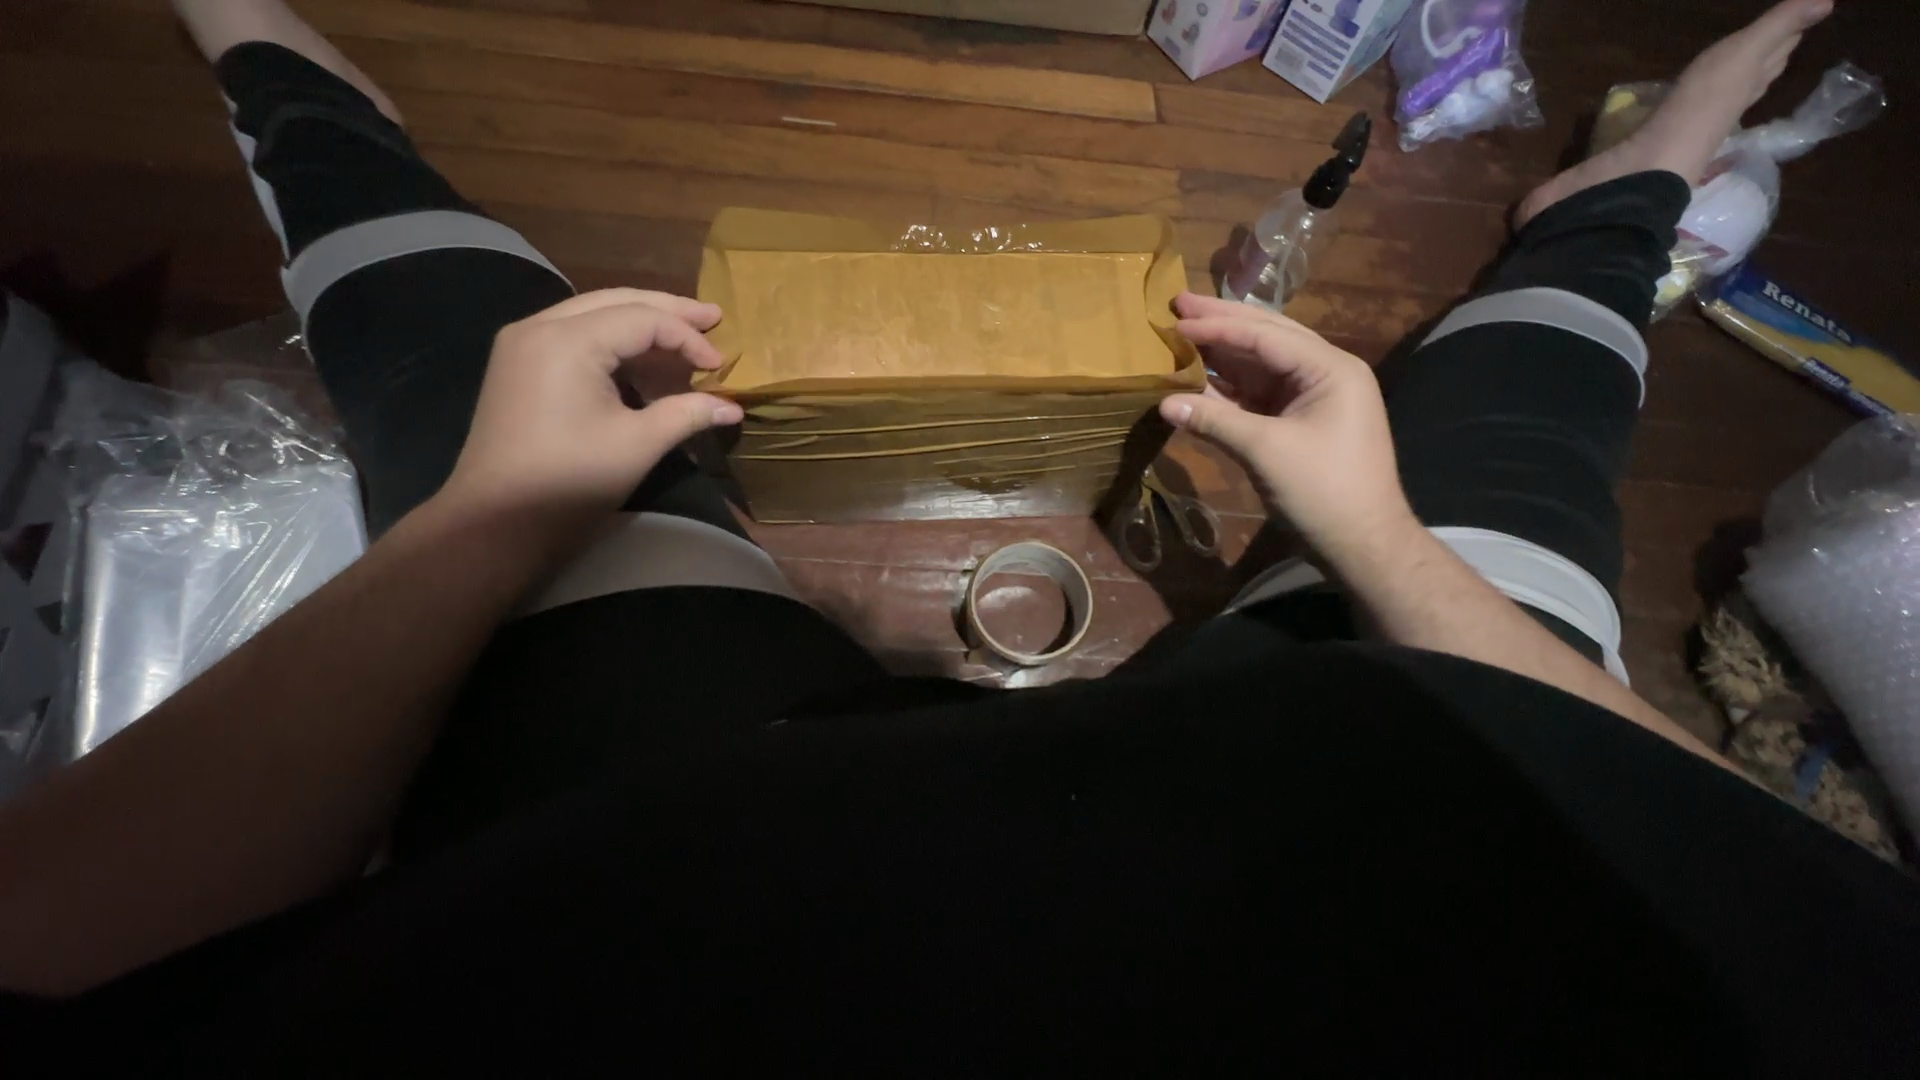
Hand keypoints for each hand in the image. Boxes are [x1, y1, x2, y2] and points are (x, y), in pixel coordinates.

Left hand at [438, 288, 742, 525]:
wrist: (496, 520)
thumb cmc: (571, 480)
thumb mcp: (638, 445)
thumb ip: (687, 415)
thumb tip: (733, 408)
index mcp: (567, 341)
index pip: (642, 319)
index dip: (688, 337)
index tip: (720, 365)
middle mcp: (540, 327)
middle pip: (616, 301)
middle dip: (669, 310)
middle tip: (713, 316)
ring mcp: (524, 344)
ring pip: (594, 313)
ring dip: (642, 322)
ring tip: (685, 332)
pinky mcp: (520, 365)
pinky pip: (576, 335)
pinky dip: (615, 341)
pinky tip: (644, 358)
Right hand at [1160, 293, 1412, 550]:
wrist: (1360, 542)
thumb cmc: (1324, 490)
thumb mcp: (1267, 451)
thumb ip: (1216, 420)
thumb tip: (1164, 402)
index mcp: (1330, 369)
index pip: (1267, 335)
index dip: (1219, 326)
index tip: (1176, 317)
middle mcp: (1322, 373)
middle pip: (1266, 338)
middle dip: (1221, 322)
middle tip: (1177, 301)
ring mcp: (1309, 398)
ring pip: (1258, 365)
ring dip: (1220, 352)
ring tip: (1179, 332)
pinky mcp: (1295, 422)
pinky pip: (1255, 395)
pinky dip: (1225, 387)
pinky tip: (1195, 378)